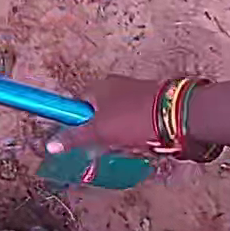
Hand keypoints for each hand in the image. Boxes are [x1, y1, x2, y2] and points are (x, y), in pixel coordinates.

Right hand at [45, 75, 162, 153]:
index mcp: (98, 87)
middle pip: (98, 112)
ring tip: (129, 146)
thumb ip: (74, 137)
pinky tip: (144, 142)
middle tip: (106, 145)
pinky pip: (137, 120)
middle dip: (101, 131)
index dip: (77, 122)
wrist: (180, 114)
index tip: (81, 137)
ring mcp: (136, 91)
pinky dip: (137, 131)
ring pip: (118, 118)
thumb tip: (49, 145)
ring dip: (120, 134)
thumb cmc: (132, 119)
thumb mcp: (99, 131)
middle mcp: (115, 85)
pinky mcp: (153, 101)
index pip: (77, 103)